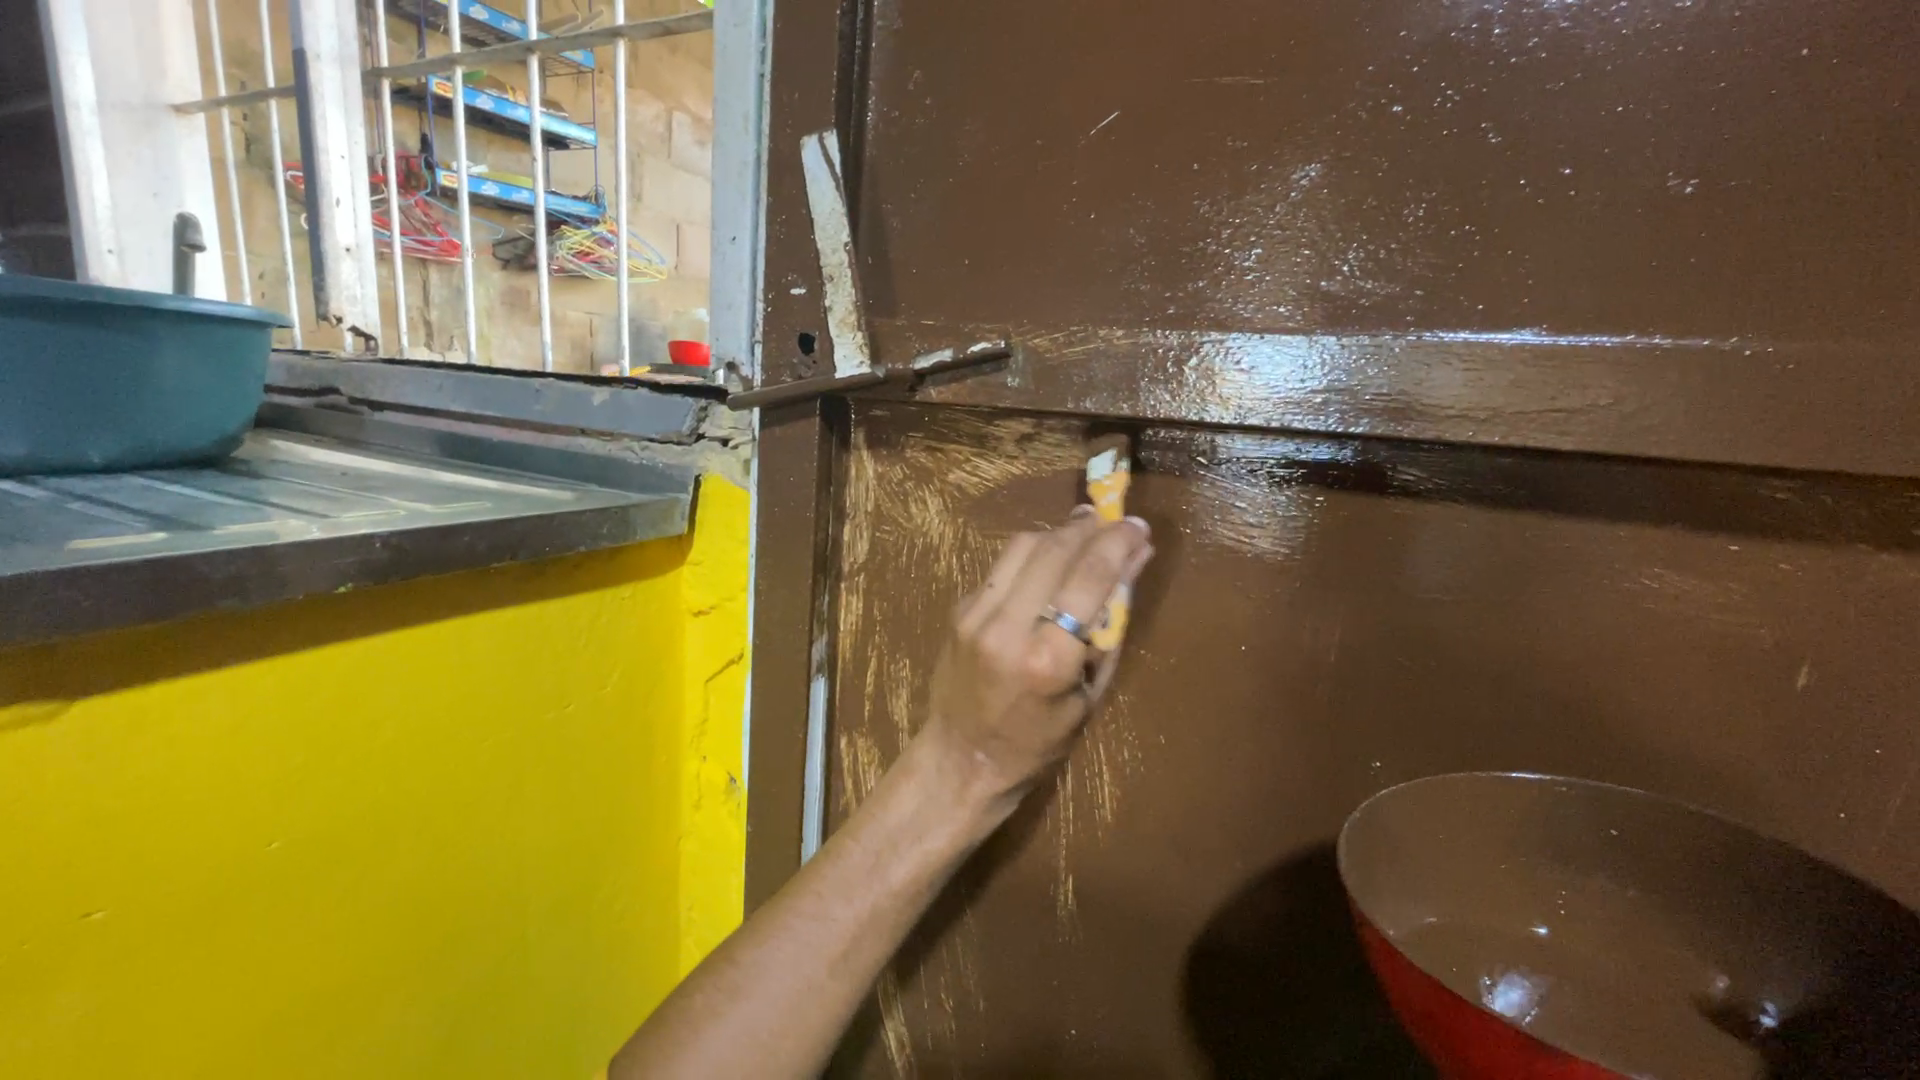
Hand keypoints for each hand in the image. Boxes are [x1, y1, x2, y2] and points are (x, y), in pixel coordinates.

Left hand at [919, 508, 1154, 808]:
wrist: (961, 760)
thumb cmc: (1037, 742)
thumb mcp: (1089, 695)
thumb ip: (1111, 629)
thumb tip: (1132, 565)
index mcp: (1047, 659)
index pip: (1089, 578)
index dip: (1118, 544)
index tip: (1138, 525)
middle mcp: (1007, 627)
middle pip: (1055, 550)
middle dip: (1091, 530)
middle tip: (1116, 522)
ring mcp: (976, 614)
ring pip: (1024, 546)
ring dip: (1060, 533)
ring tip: (1087, 531)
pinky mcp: (959, 609)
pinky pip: (1003, 565)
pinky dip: (1032, 554)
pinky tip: (1050, 559)